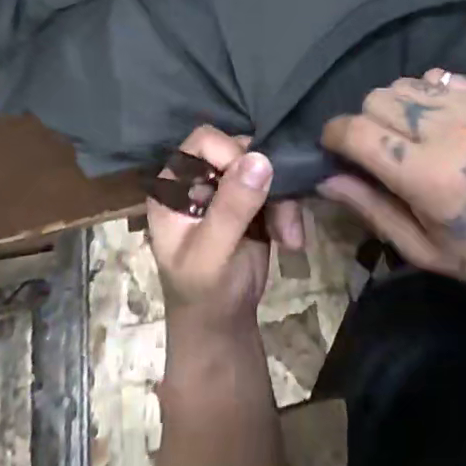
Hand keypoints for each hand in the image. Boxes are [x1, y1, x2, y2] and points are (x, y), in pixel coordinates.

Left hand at [146, 126, 298, 335]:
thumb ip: (231, 208)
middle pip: (238, 149)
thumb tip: (259, 159)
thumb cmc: (203, 290)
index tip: (252, 181)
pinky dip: (289, 210)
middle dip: (264, 179)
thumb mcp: (211, 254)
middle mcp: (199, 178)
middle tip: (281, 211)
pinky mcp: (254, 200)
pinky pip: (278, 187)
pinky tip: (291, 240)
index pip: (203, 142)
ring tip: (289, 237)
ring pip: (264, 167)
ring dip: (283, 199)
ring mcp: (228, 187)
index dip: (230, 154)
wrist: (223, 323)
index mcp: (174, 185)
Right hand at [318, 69, 465, 299]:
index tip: (334, 150)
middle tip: (377, 151)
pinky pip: (434, 77)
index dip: (334, 136)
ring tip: (408, 135)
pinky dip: (424, 95)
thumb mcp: (422, 249)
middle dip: (364, 122)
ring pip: (402, 84)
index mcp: (428, 176)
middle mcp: (447, 132)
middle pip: (375, 100)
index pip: (357, 132)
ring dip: (393, 107)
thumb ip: (370, 208)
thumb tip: (325, 178)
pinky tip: (437, 123)